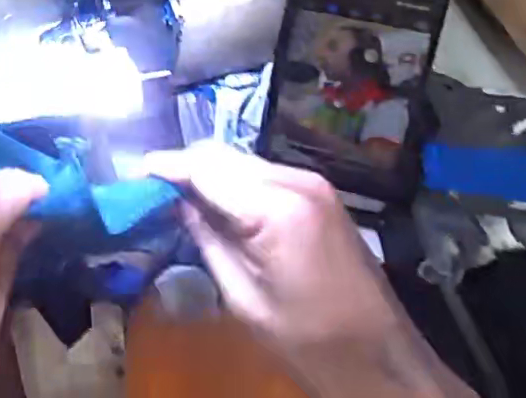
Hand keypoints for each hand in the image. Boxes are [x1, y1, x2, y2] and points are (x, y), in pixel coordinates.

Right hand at [142, 144, 472, 397]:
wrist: (392, 372)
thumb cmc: (315, 348)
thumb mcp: (246, 299)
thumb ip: (206, 239)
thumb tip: (174, 201)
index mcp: (276, 208)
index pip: (203, 168)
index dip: (164, 166)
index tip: (133, 174)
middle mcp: (294, 181)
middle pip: (219, 154)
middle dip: (182, 166)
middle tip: (151, 188)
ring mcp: (310, 182)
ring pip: (237, 158)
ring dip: (205, 171)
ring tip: (177, 194)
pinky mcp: (317, 191)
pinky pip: (258, 171)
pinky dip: (230, 179)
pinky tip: (216, 202)